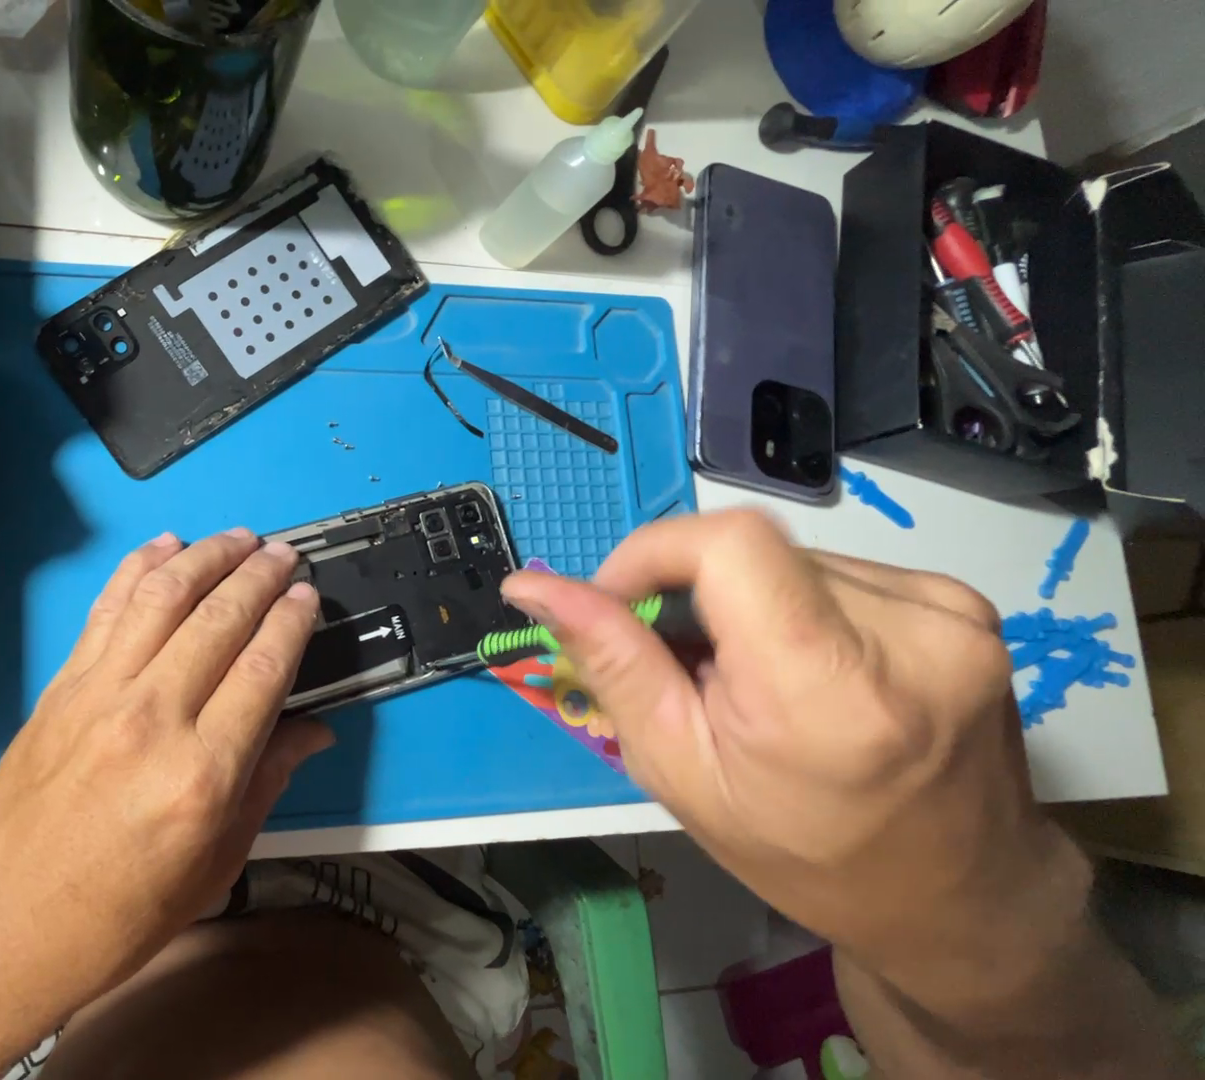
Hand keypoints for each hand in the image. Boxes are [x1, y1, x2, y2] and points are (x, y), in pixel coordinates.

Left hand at [0, 529, 333, 1011]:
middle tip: (282, 555)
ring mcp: (99, 694)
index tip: (307, 595)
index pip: (263, 669)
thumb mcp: (216, 862)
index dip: (291, 622)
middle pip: (217, 621)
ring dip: (204, 557)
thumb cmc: (123, 911)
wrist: (9, 922)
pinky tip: (164, 547)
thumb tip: (312, 731)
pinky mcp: (62, 685)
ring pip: (161, 599)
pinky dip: (137, 569)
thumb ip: (266, 782)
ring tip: (236, 538)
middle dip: (258, 577)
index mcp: (202, 773)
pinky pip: (106, 610)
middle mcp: (152, 718)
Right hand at [500, 511, 1085, 981]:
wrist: (960, 899)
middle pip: (748, 552)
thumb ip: (610, 661)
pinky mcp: (962, 606)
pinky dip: (789, 604)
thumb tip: (531, 586)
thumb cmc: (799, 851)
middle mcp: (907, 632)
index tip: (622, 603)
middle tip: (679, 662)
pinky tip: (798, 665)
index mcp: (826, 688)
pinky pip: (832, 571)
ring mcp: (948, 613)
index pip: (729, 543)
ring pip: (786, 558)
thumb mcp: (677, 767)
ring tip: (745, 674)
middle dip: (688, 591)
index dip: (654, 553)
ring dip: (739, 600)